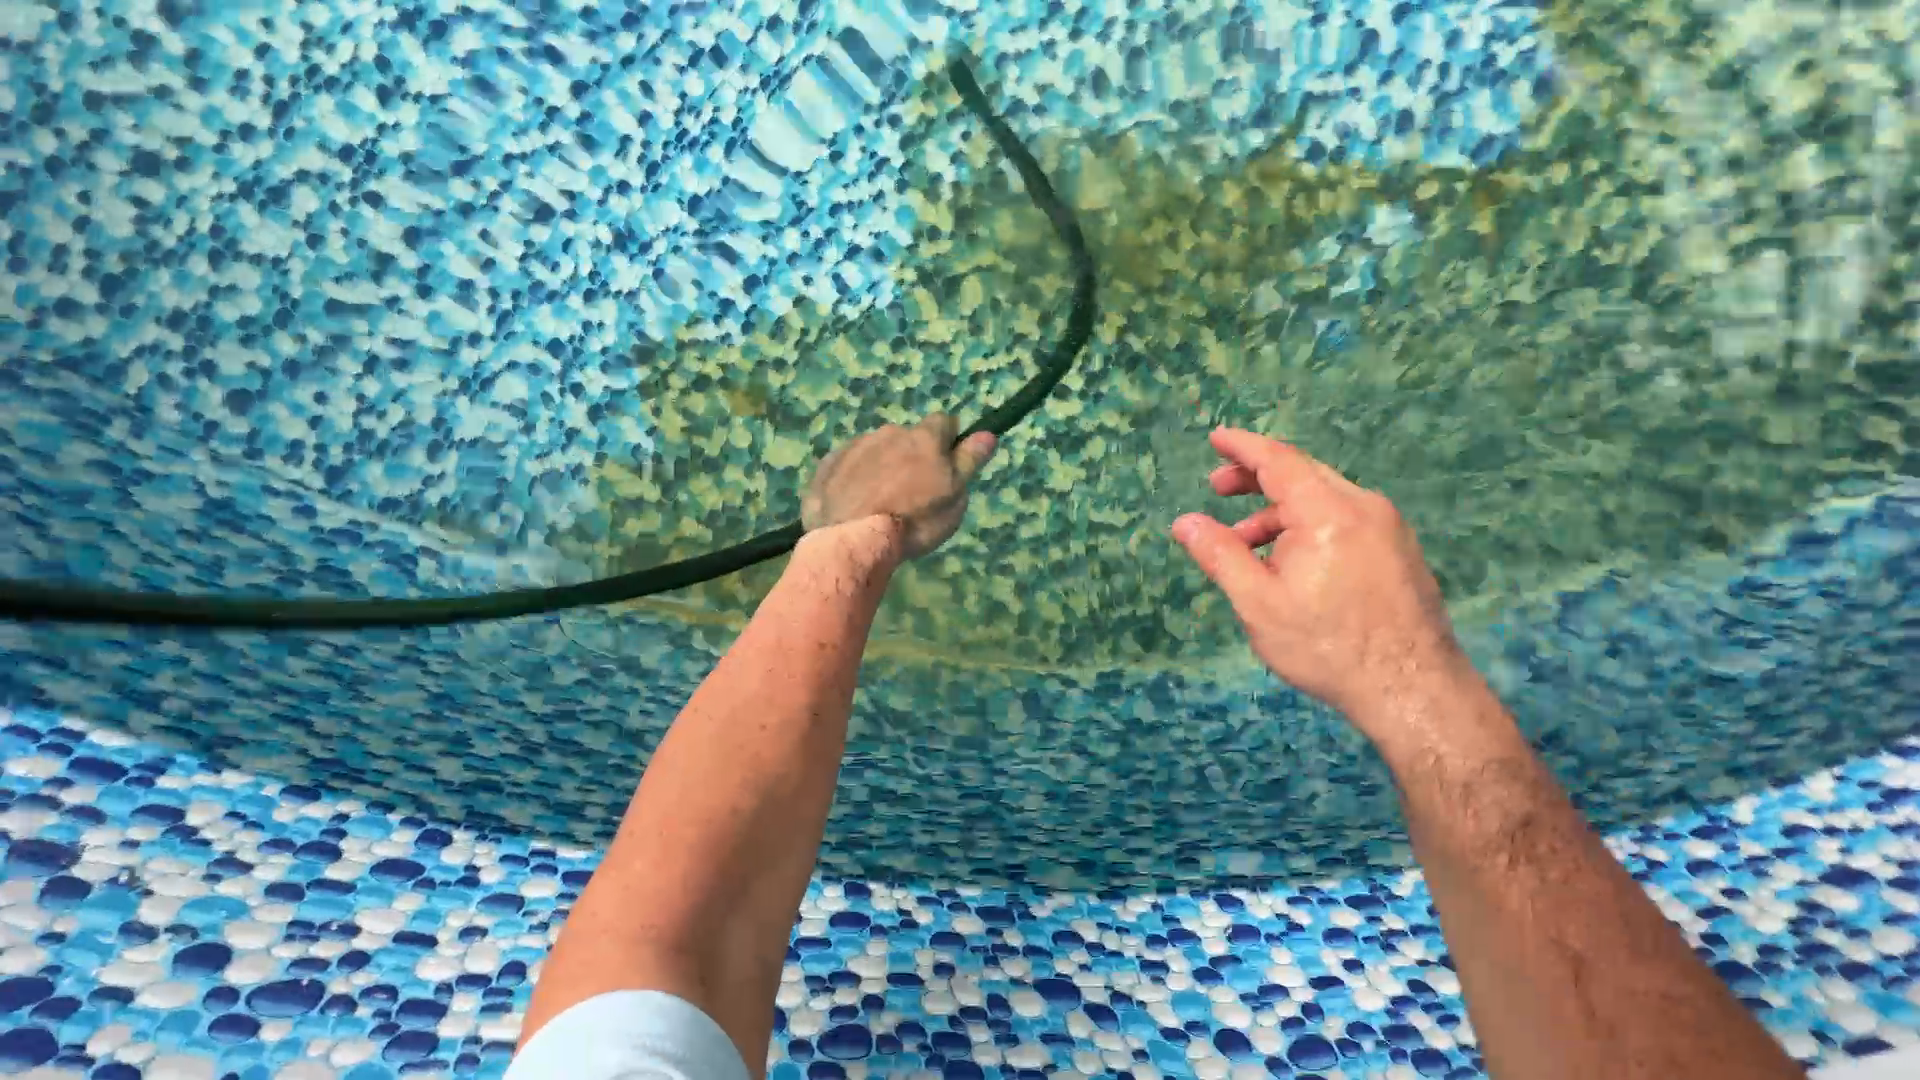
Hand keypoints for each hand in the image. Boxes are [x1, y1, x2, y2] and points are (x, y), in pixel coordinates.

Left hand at [801, 414, 997, 559]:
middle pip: (908, 438)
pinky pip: (849, 464)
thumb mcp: (954, 496)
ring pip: (877, 450)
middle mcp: (890, 432)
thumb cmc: (915, 520)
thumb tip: (987, 433)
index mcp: (924, 438)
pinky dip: (855, 477)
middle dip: (912, 457)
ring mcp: (856, 446)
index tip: (946, 466)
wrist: (853, 538)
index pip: (944, 422)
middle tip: (912, 493)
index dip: (948, 441)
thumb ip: (969, 461)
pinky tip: (855, 504)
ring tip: (881, 503)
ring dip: (883, 467)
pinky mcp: (829, 464)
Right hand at [1170, 428, 1472, 728]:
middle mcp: (1363, 507)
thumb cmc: (1327, 646)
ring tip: (1244, 542)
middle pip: (1302, 473)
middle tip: (1217, 488)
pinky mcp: (1398, 550)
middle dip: (1255, 477)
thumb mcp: (1258, 603)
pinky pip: (1344, 519)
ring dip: (1279, 510)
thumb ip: (1220, 555)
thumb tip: (1184, 522)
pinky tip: (1288, 561)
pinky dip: (1307, 525)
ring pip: (1323, 499)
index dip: (1243, 447)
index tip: (1216, 437)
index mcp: (1327, 513)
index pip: (1279, 460)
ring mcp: (1387, 528)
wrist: (1412, 689)